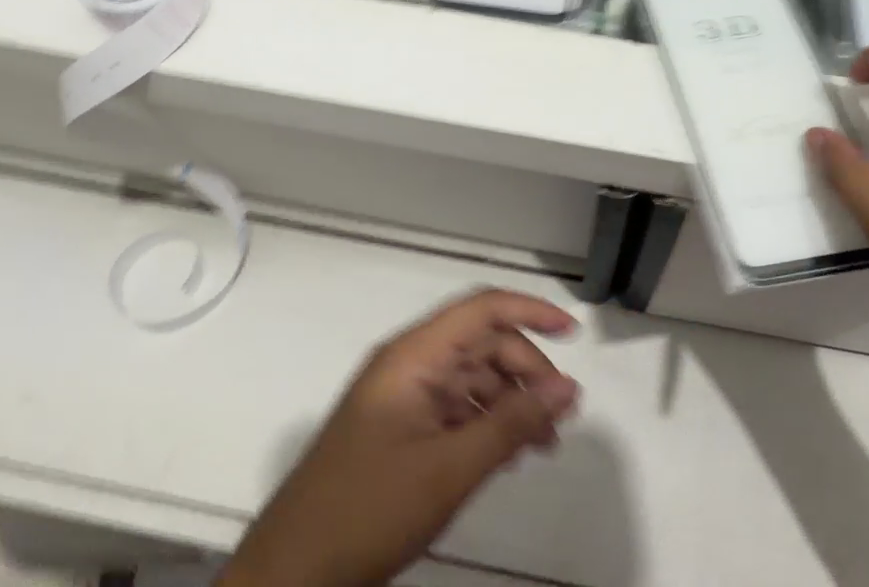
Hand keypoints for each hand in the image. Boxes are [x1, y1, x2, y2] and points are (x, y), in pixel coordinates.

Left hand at [219, 289, 579, 586]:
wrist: (294, 571)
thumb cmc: (369, 510)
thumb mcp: (450, 469)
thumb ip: (512, 423)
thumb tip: (568, 386)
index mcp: (412, 358)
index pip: (481, 309)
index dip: (530, 311)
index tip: (574, 336)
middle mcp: (407, 366)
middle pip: (481, 344)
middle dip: (526, 369)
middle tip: (561, 417)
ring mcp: (401, 399)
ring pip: (471, 379)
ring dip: (511, 402)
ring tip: (541, 445)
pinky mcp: (399, 431)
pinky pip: (454, 410)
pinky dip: (487, 425)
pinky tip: (507, 456)